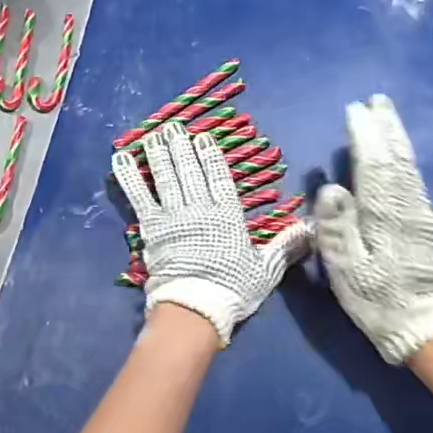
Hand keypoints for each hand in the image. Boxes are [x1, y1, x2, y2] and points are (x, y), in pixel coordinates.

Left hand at [112, 123, 310, 345]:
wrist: (195, 305)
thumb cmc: (232, 289)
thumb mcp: (266, 269)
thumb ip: (286, 245)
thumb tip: (312, 228)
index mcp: (228, 216)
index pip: (219, 178)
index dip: (210, 156)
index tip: (203, 137)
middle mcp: (199, 208)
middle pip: (189, 171)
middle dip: (181, 147)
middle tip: (173, 127)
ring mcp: (172, 215)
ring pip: (165, 177)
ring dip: (159, 153)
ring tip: (153, 134)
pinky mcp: (150, 226)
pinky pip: (138, 195)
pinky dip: (129, 176)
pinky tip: (120, 158)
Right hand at [313, 95, 432, 364]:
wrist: (423, 327)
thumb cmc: (377, 299)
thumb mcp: (346, 268)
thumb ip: (337, 227)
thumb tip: (330, 187)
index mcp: (385, 216)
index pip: (374, 167)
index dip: (364, 138)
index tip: (355, 112)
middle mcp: (408, 208)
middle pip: (397, 160)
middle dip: (386, 129)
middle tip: (377, 101)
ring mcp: (420, 215)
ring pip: (408, 168)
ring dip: (396, 140)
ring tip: (386, 118)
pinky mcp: (424, 225)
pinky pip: (412, 181)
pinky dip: (403, 161)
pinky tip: (398, 156)